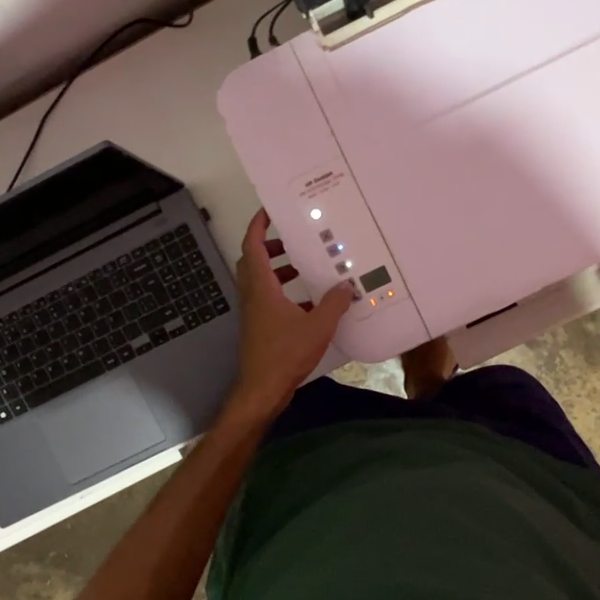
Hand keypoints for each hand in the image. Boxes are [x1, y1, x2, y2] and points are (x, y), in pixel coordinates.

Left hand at [228, 209, 351, 420]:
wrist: (263, 389)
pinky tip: (309, 304)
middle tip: (291, 240)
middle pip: (253, 261)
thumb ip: (334, 303)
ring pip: (261, 282)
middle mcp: (253, 296)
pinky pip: (269, 301)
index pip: (252, 246)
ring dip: (278, 271)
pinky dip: (284, 295)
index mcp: (261, 287)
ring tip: (304, 268)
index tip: (269, 210)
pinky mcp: (260, 329)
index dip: (258, 225)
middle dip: (270, 247)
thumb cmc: (286, 353)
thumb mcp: (318, 326)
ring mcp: (254, 314)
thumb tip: (347, 285)